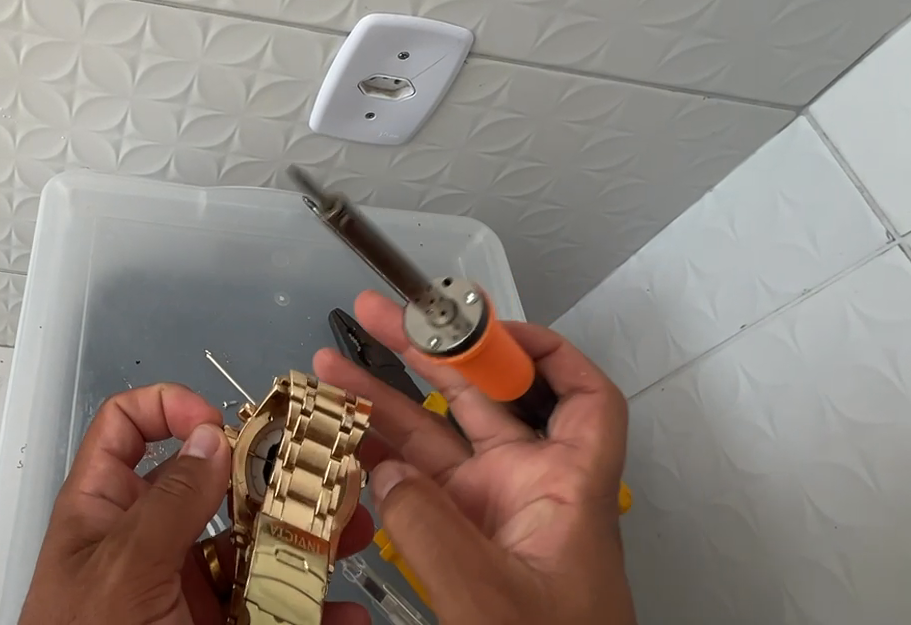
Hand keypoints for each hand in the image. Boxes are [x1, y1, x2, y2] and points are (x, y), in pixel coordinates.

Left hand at [20, 382, 374, 624]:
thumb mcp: (122, 569)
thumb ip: (168, 503)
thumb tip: (210, 434)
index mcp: (106, 506)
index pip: (127, 427)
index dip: (168, 407)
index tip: (218, 422)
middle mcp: (148, 537)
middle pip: (208, 483)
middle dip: (265, 473)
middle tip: (319, 471)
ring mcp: (182, 587)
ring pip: (247, 544)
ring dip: (300, 536)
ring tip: (351, 530)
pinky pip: (267, 609)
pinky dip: (309, 610)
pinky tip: (343, 613)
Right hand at [314, 291, 635, 624]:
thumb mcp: (490, 600)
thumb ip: (431, 529)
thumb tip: (384, 468)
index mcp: (564, 487)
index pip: (583, 399)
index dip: (543, 351)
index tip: (485, 327)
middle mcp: (526, 484)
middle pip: (481, 396)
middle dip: (425, 350)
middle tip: (375, 314)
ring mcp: (486, 508)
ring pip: (432, 432)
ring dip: (380, 396)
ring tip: (328, 364)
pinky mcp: (454, 535)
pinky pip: (409, 478)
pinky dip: (373, 451)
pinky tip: (337, 431)